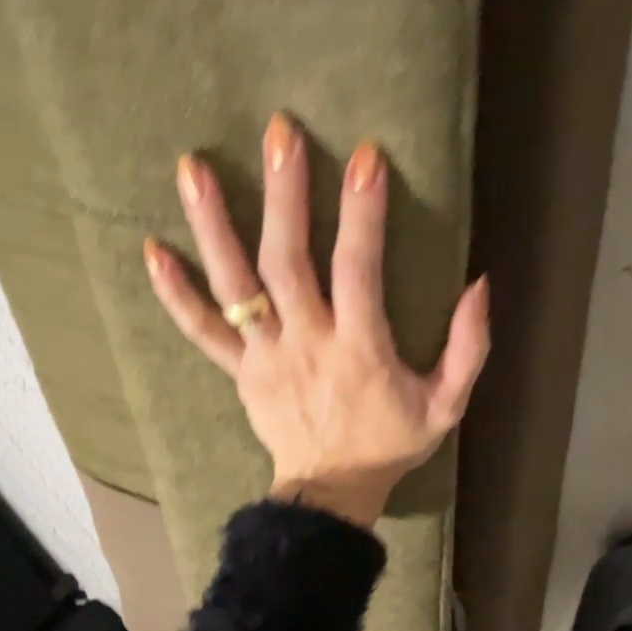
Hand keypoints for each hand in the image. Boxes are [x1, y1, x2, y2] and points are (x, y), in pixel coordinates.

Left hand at [144, 114, 491, 529]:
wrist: (331, 496)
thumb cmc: (392, 443)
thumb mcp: (447, 405)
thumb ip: (468, 348)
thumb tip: (479, 284)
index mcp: (359, 348)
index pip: (358, 270)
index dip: (362, 214)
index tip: (365, 158)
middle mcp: (305, 343)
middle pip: (287, 262)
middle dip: (284, 196)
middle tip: (280, 134)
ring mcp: (263, 356)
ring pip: (234, 285)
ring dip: (212, 225)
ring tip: (192, 167)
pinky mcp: (239, 370)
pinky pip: (201, 331)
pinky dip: (175, 293)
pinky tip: (152, 250)